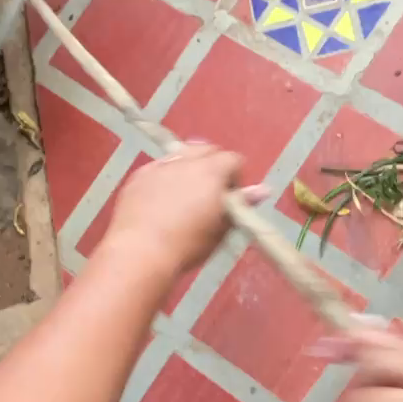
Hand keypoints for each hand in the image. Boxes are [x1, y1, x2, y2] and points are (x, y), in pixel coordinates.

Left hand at [100, 142, 255, 274]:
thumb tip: (263, 189)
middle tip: (210, 194)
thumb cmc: (188, 245)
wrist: (140, 252)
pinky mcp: (138, 176)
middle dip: (213, 165)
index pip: (233, 159)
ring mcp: (159, 166)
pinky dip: (165, 176)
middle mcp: (186, 161)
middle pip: (206, 149)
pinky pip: (158, 167)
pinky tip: (161, 199)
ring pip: (180, 155)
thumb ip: (241, 205)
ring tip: (185, 194)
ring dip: (189, 168)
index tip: (231, 198)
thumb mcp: (221, 229)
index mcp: (212, 171)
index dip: (236, 177)